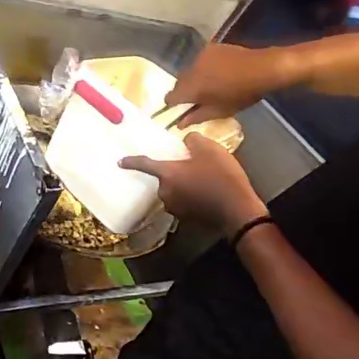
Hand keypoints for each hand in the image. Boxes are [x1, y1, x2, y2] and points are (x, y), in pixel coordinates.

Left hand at [120, 132, 265, 236]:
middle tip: (191, 166)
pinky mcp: (186, 218)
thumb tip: (187, 141)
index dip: (132, 162)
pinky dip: (190, 196)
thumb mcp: (210, 150)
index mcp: (167, 174)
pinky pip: (184, 201)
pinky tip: (205, 192)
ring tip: (202, 179)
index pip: (145, 165)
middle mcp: (166, 192)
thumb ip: (194, 141)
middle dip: (174, 172)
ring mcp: (175, 207)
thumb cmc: (221, 177)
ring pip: (174, 190)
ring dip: (182, 185)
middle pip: (164, 178)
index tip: (120, 162)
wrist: (237, 210)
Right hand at [168, 43, 287, 125]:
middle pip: (180, 82)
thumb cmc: (242, 94)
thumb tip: (180, 124)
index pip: (170, 97)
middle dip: (185, 91)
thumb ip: (197, 117)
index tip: (180, 109)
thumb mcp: (220, 111)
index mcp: (191, 88)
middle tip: (199, 98)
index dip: (173, 104)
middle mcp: (190, 70)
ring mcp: (200, 56)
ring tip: (211, 83)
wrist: (263, 68)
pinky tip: (219, 71)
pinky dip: (205, 67)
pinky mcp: (211, 47)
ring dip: (195, 78)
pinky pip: (201, 60)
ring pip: (190, 71)